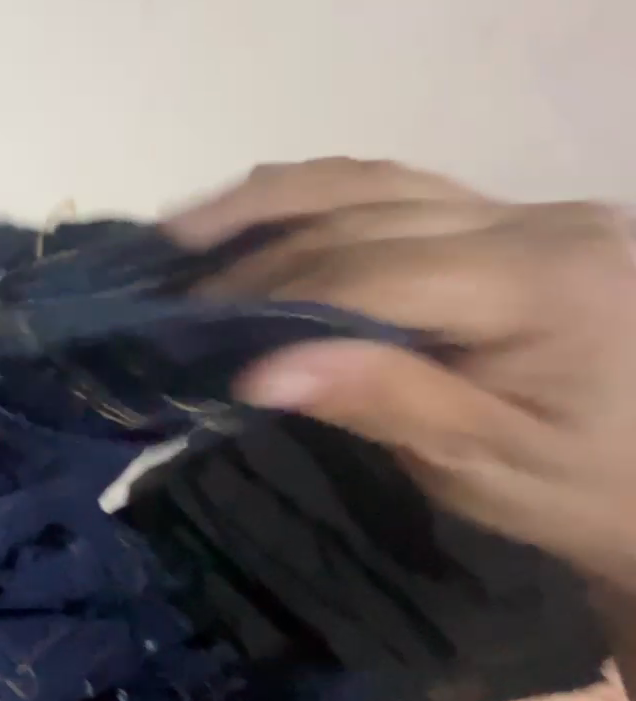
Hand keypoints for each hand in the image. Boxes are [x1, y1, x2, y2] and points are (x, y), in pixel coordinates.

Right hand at [166, 158, 635, 594]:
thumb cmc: (576, 478)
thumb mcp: (482, 459)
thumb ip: (382, 401)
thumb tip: (259, 374)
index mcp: (545, 282)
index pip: (372, 274)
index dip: (269, 304)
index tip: (190, 343)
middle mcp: (534, 222)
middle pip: (357, 219)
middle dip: (248, 260)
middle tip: (164, 303)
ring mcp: (516, 212)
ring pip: (365, 183)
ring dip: (260, 205)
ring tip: (176, 234)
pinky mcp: (494, 222)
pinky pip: (384, 188)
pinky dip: (302, 197)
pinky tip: (245, 214)